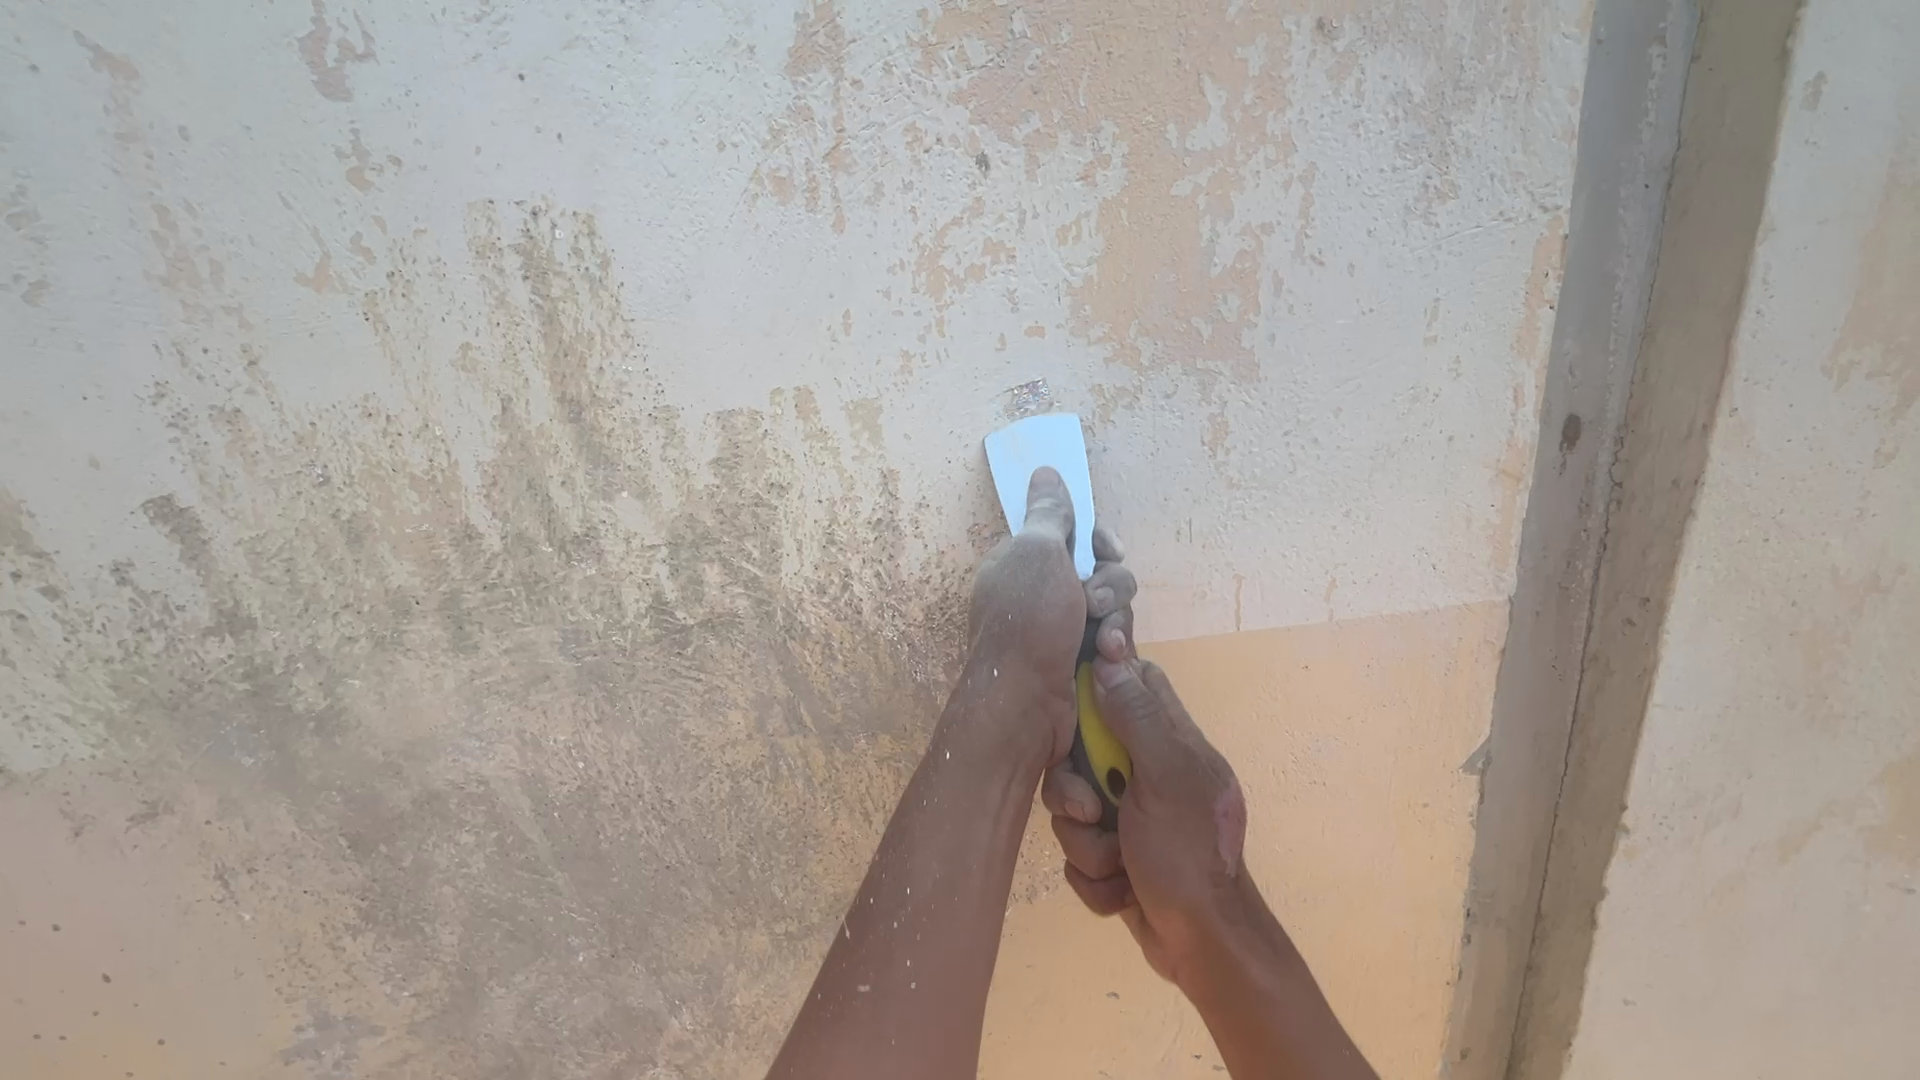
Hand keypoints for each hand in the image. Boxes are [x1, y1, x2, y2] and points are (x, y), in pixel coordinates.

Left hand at [964, 468, 1136, 771]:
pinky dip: (1115, 643)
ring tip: (1104, 641)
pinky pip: (1113, 636)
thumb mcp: (1037, 553)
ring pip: (1113, 603)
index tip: (1106, 549)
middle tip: (1093, 601)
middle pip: (1101, 568)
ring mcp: (1062, 627)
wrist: (1026, 705)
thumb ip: (1049, 513)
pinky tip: (1108, 658)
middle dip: (1108, 583)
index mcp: (1023, 560)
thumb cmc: (1027, 622)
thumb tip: (1044, 468)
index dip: (1095, 539)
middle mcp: (1043, 590)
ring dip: (1115, 616)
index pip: (1072, 533)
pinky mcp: (1080, 657)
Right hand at [1042, 653, 1250, 988]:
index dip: (1098, 684)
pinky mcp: (1114, 852)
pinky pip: (1077, 849)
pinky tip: (1122, 887)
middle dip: (1075, 792)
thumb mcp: (1165, 776)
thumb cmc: (1188, 853)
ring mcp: (1128, 813)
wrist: (1201, 945)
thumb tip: (1109, 655)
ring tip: (1120, 864)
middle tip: (1094, 811)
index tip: (1071, 708)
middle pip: (1079, 751)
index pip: (1130, 681)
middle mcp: (1146, 769)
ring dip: (1088, 844)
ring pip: (1072, 807)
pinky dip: (1095, 875)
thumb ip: (1135, 716)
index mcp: (1168, 739)